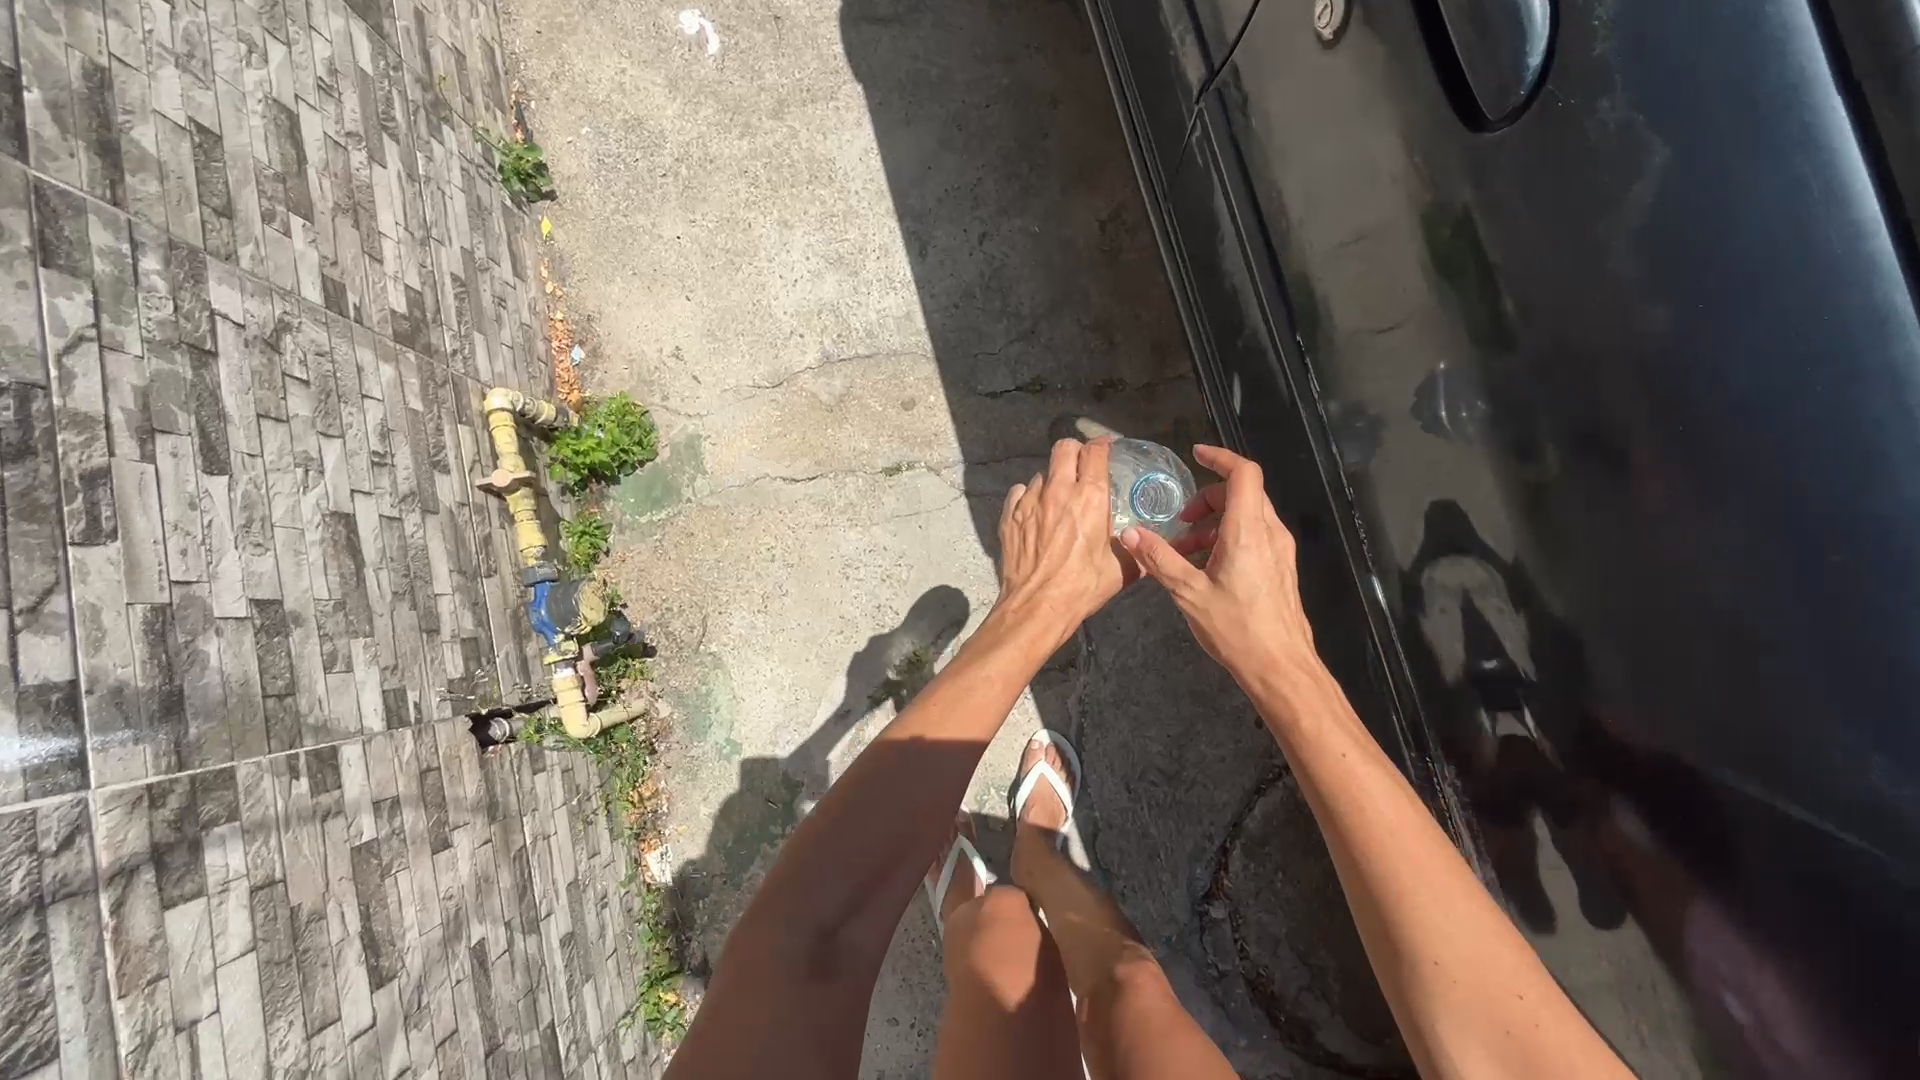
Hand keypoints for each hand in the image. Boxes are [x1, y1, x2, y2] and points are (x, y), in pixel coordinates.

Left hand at [995, 437, 1132, 643]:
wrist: (1037, 606)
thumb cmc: (1081, 588)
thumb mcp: (1120, 570)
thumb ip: (1135, 551)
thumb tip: (1147, 549)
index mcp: (1090, 497)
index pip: (1094, 453)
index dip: (1101, 447)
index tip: (1105, 449)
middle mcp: (1058, 491)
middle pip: (1064, 448)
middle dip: (1074, 451)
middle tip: (1080, 465)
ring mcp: (1030, 502)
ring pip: (1041, 473)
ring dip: (1052, 480)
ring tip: (1057, 499)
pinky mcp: (1009, 515)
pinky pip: (1019, 493)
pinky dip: (1028, 497)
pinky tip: (1035, 513)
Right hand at [1119, 445, 1314, 681]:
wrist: (1281, 667)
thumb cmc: (1237, 629)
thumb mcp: (1188, 593)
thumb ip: (1159, 558)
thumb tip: (1130, 534)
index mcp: (1248, 532)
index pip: (1243, 474)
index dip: (1220, 457)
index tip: (1195, 455)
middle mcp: (1269, 533)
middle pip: (1242, 493)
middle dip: (1207, 499)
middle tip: (1179, 522)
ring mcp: (1279, 550)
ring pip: (1247, 515)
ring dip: (1214, 522)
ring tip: (1184, 551)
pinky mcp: (1280, 567)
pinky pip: (1253, 536)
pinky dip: (1227, 538)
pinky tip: (1205, 568)